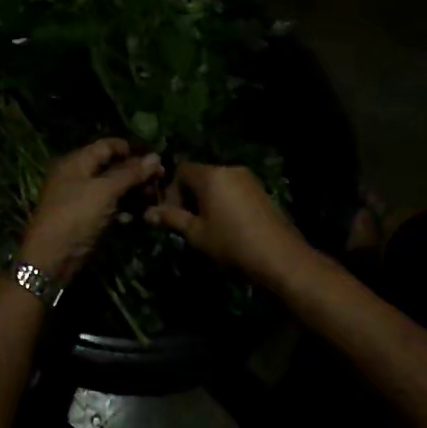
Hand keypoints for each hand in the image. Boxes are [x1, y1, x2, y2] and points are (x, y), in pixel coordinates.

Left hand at [17, 138, 162, 282]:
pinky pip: (109, 207)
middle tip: (160, 182)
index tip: (156, 159)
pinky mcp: (87, 218)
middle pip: (112, 167)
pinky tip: (139, 215)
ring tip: (154, 199)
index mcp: (76, 162)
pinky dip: (124, 208)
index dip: (131, 150)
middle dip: (136, 173)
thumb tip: (155, 156)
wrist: (53, 256)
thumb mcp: (105, 191)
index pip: (107, 146)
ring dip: (133, 192)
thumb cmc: (76, 215)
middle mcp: (78, 175)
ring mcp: (82, 198)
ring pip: (113, 188)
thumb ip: (130, 173)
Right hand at [145, 161, 313, 286]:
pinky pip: (232, 189)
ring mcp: (249, 179)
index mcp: (211, 175)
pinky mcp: (261, 191)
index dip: (171, 190)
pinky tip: (225, 226)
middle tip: (185, 222)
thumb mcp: (196, 233)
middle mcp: (230, 170)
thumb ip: (171, 218)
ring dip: (205, 200)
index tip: (171, 214)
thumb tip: (147, 213)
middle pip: (199, 175)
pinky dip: (222, 202)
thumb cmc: (231, 243)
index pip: (181, 170)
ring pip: (216, 183)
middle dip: (187, 195)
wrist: (280, 257)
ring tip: (205, 226)